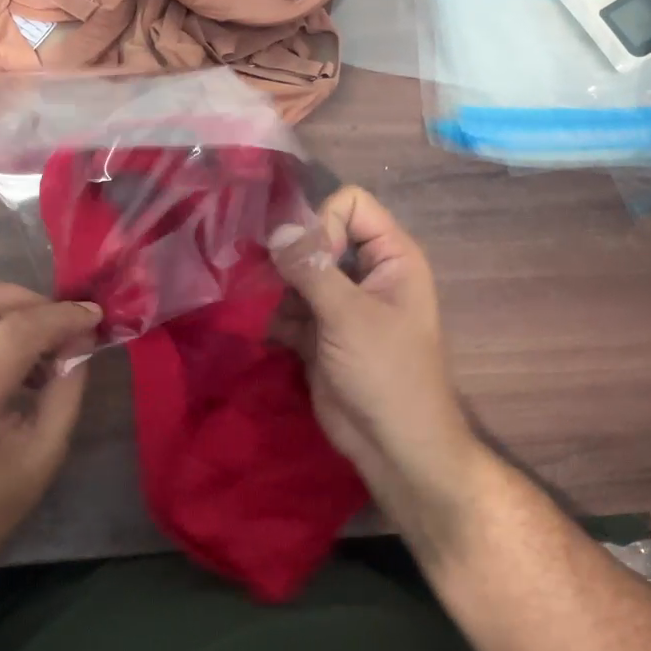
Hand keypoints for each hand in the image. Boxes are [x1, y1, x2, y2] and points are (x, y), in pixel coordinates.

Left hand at [0, 277, 99, 596]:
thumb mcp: (44, 456)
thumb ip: (67, 389)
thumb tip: (81, 337)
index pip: (13, 332)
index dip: (60, 316)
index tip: (94, 317)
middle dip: (28, 299)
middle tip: (60, 327)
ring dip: (4, 310)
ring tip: (35, 347)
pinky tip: (4, 360)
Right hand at [270, 187, 485, 559]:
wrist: (394, 445)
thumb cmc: (387, 373)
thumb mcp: (350, 316)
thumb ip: (312, 269)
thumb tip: (277, 228)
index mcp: (391, 257)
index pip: (350, 204)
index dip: (323, 223)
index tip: (309, 262)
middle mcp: (366, 273)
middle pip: (318, 236)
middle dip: (289, 255)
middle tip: (265, 278)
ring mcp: (340, 304)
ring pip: (296, 273)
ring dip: (274, 287)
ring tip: (256, 304)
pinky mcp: (318, 334)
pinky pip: (287, 308)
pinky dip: (271, 315)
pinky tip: (259, 328)